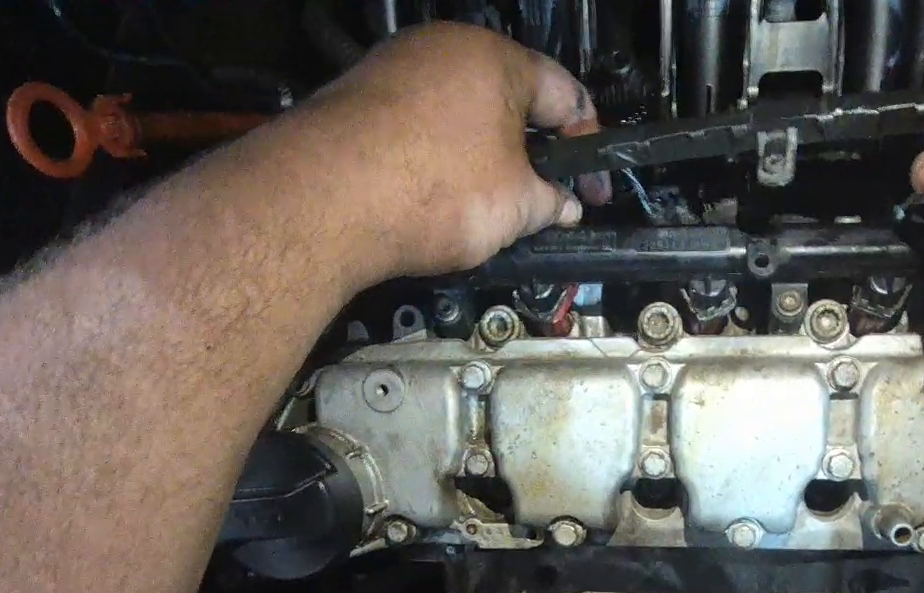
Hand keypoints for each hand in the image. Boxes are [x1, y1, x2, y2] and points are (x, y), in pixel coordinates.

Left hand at [291, 23, 609, 280]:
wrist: (328, 201)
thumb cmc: (435, 190)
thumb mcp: (516, 206)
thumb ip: (551, 202)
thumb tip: (566, 205)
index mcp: (496, 59)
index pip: (566, 95)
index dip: (589, 147)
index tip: (594, 189)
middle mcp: (445, 50)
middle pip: (510, 103)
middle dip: (534, 155)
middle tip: (545, 202)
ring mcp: (397, 71)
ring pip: (463, 118)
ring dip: (486, 161)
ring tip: (490, 211)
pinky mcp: (362, 101)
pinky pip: (422, 131)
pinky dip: (442, 162)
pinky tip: (440, 201)